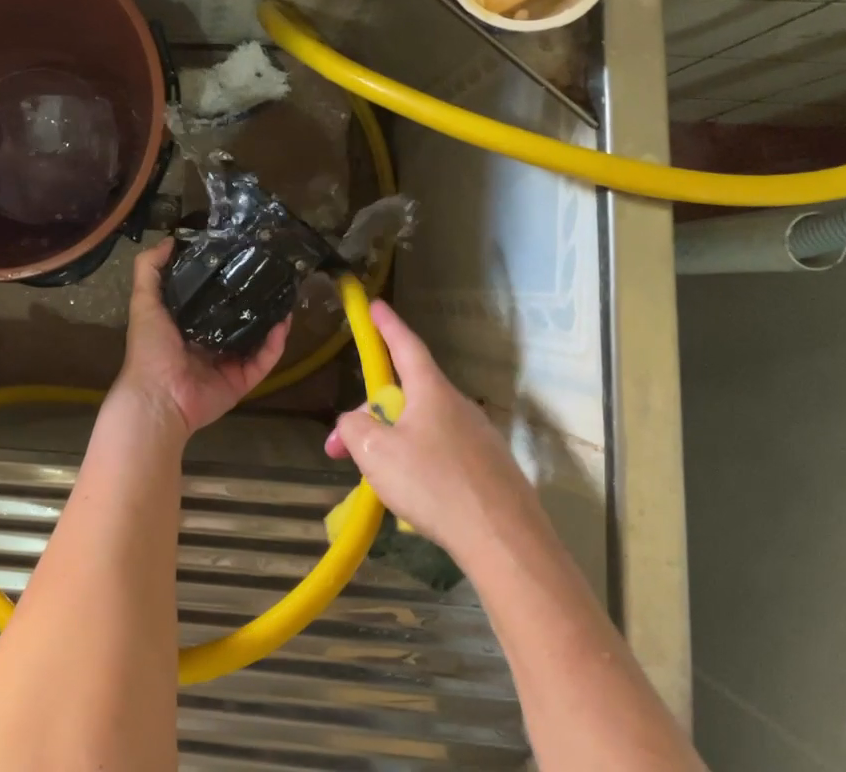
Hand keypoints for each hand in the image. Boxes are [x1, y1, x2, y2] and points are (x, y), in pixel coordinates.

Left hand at [115, 239, 289, 435]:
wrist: (159, 397)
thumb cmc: (151, 348)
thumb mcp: (144, 301)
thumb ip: (150, 270)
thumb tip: (169, 240)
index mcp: (185, 325)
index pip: (209, 297)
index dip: (223, 278)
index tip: (239, 255)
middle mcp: (208, 342)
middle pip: (236, 316)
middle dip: (253, 298)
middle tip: (271, 273)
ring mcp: (227, 363)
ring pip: (256, 337)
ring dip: (271, 319)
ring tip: (285, 293)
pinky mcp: (242, 380)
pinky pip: (264, 360)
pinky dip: (275, 344)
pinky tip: (285, 322)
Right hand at [324, 301, 534, 553]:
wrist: (504, 541)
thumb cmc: (434, 485)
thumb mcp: (376, 453)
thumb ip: (353, 428)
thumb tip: (352, 422)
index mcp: (432, 392)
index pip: (406, 346)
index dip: (386, 326)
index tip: (374, 305)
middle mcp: (460, 407)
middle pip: (408, 396)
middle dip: (372, 415)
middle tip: (341, 447)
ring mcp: (480, 439)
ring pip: (423, 428)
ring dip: (392, 444)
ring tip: (375, 478)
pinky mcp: (491, 470)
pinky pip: (443, 454)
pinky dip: (418, 464)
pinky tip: (411, 496)